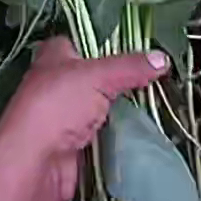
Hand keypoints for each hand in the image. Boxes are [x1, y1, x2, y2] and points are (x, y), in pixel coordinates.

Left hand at [0, 38, 167, 200]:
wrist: (36, 161)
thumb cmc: (59, 104)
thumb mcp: (98, 76)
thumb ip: (130, 68)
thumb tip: (163, 57)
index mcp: (55, 52)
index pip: (86, 40)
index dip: (111, 43)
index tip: (143, 49)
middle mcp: (56, 78)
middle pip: (94, 74)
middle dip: (119, 79)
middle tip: (154, 78)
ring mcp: (63, 112)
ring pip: (98, 104)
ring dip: (119, 108)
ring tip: (155, 102)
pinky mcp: (71, 142)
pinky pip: (99, 131)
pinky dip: (115, 132)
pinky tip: (140, 130)